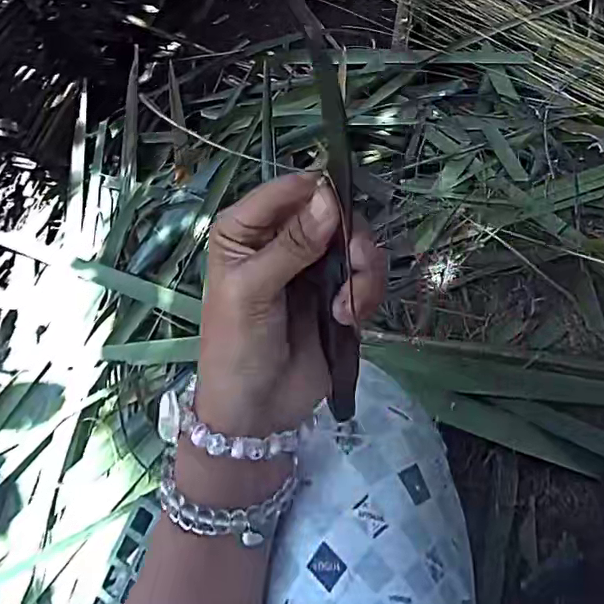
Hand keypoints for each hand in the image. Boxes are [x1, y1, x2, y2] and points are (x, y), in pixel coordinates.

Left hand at [196, 173, 386, 437]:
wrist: (257, 414)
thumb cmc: (236, 347)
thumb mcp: (253, 291)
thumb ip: (292, 245)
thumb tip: (328, 197)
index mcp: (247, 227)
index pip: (288, 189)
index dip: (318, 192)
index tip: (341, 212)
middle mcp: (281, 236)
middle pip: (332, 210)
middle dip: (350, 237)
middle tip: (356, 265)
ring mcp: (312, 262)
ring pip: (355, 239)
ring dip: (363, 269)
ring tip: (350, 306)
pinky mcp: (337, 288)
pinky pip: (366, 271)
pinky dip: (367, 291)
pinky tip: (350, 318)